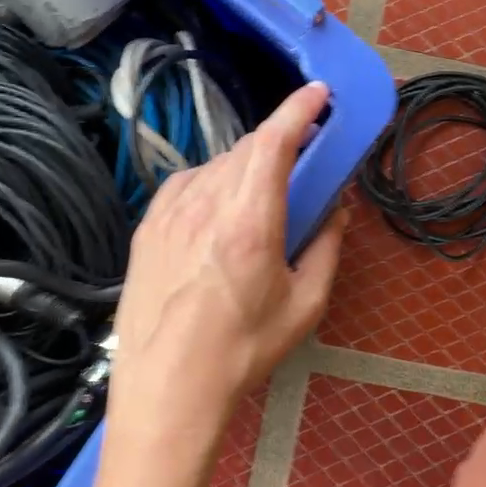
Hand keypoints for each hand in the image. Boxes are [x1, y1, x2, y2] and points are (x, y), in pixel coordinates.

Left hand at [108, 82, 343, 426]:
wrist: (165, 393)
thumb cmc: (241, 352)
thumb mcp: (303, 305)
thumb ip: (326, 247)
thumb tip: (338, 208)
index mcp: (249, 221)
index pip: (274, 141)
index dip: (298, 108)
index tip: (318, 93)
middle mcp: (206, 204)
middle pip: (248, 147)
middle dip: (280, 140)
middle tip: (303, 156)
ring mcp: (169, 213)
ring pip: (218, 165)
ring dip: (247, 165)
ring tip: (260, 197)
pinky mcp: (147, 227)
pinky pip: (187, 184)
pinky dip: (213, 182)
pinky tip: (219, 210)